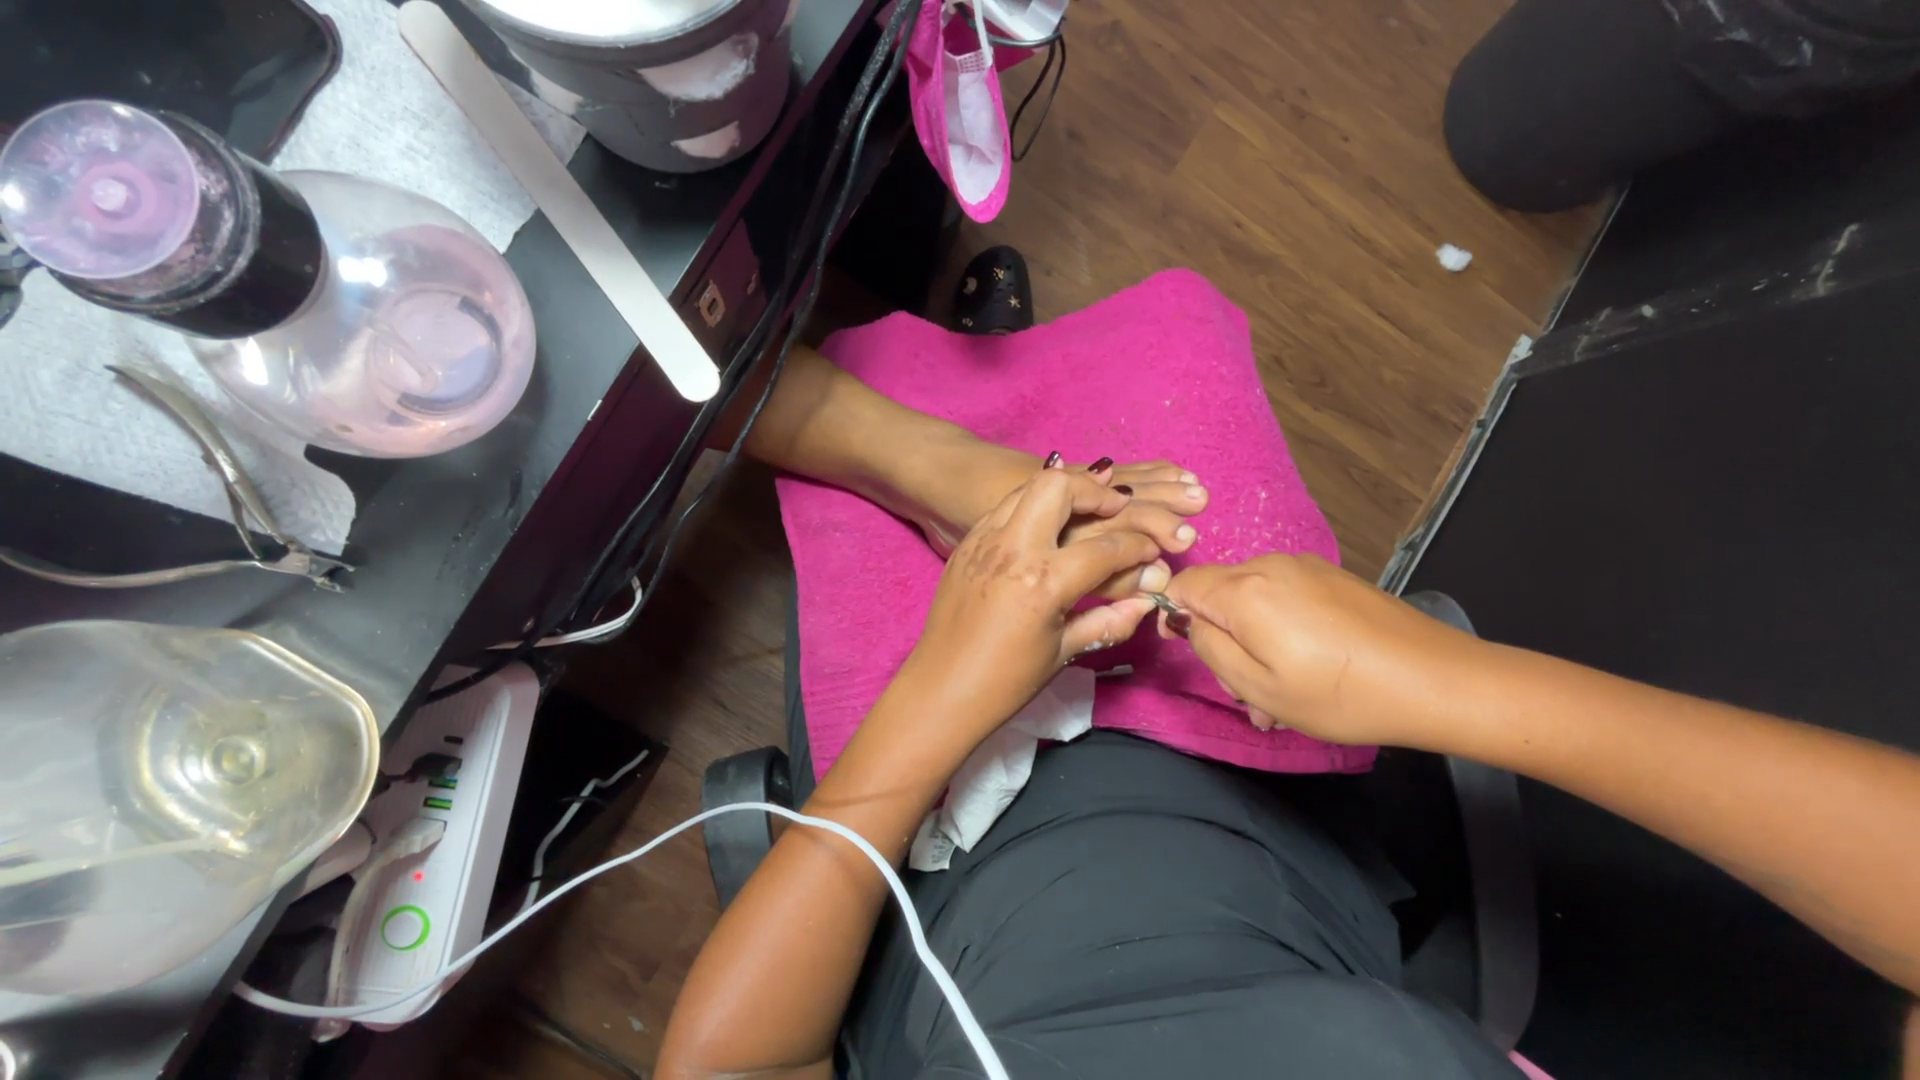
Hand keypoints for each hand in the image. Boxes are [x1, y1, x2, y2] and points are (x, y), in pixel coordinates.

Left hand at [902, 466, 1161, 741]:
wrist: (940, 688)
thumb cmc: (1005, 680)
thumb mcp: (1064, 651)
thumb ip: (1110, 620)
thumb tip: (1148, 599)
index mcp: (1042, 582)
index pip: (1105, 547)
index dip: (1139, 546)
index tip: (1154, 551)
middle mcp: (1012, 550)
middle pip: (1060, 486)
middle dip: (1095, 491)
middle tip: (1116, 508)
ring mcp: (984, 541)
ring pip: (1028, 487)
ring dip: (1062, 492)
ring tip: (1085, 511)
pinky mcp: (966, 543)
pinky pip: (1004, 508)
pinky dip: (1031, 507)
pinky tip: (1045, 529)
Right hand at [1162, 554, 1489, 746]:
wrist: (1435, 680)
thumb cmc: (1338, 693)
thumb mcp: (1257, 686)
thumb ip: (1208, 646)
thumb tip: (1187, 619)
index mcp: (1244, 590)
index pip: (1182, 583)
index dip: (1174, 615)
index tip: (1189, 652)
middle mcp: (1270, 565)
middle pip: (1219, 591)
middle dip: (1220, 635)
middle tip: (1246, 691)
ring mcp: (1306, 567)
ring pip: (1254, 598)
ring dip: (1253, 638)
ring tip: (1283, 688)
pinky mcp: (1334, 577)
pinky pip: (1286, 597)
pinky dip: (1282, 628)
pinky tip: (1312, 665)